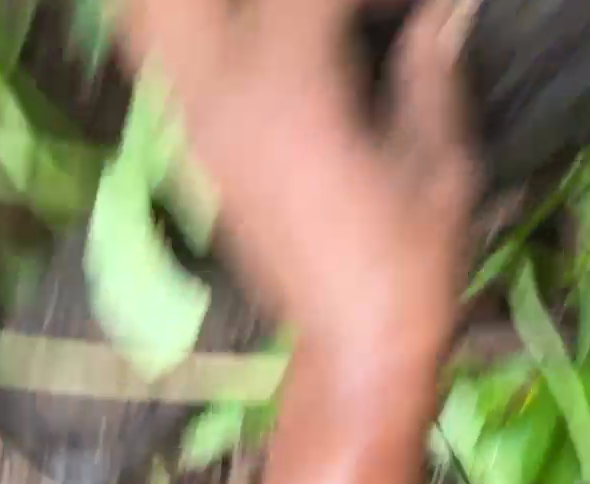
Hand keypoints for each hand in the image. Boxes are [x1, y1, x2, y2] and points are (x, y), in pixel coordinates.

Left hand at [124, 0, 481, 374]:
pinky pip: (150, 47)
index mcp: (292, 93)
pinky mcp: (189, 145)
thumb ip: (432, 82)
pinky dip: (187, 23)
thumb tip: (443, 17)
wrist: (359, 344)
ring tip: (275, 22)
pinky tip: (245, 39)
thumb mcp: (442, 174)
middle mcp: (218, 88)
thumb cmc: (414, 270)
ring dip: (209, 4)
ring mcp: (191, 116)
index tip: (411, 9)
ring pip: (146, 8)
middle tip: (340, 13)